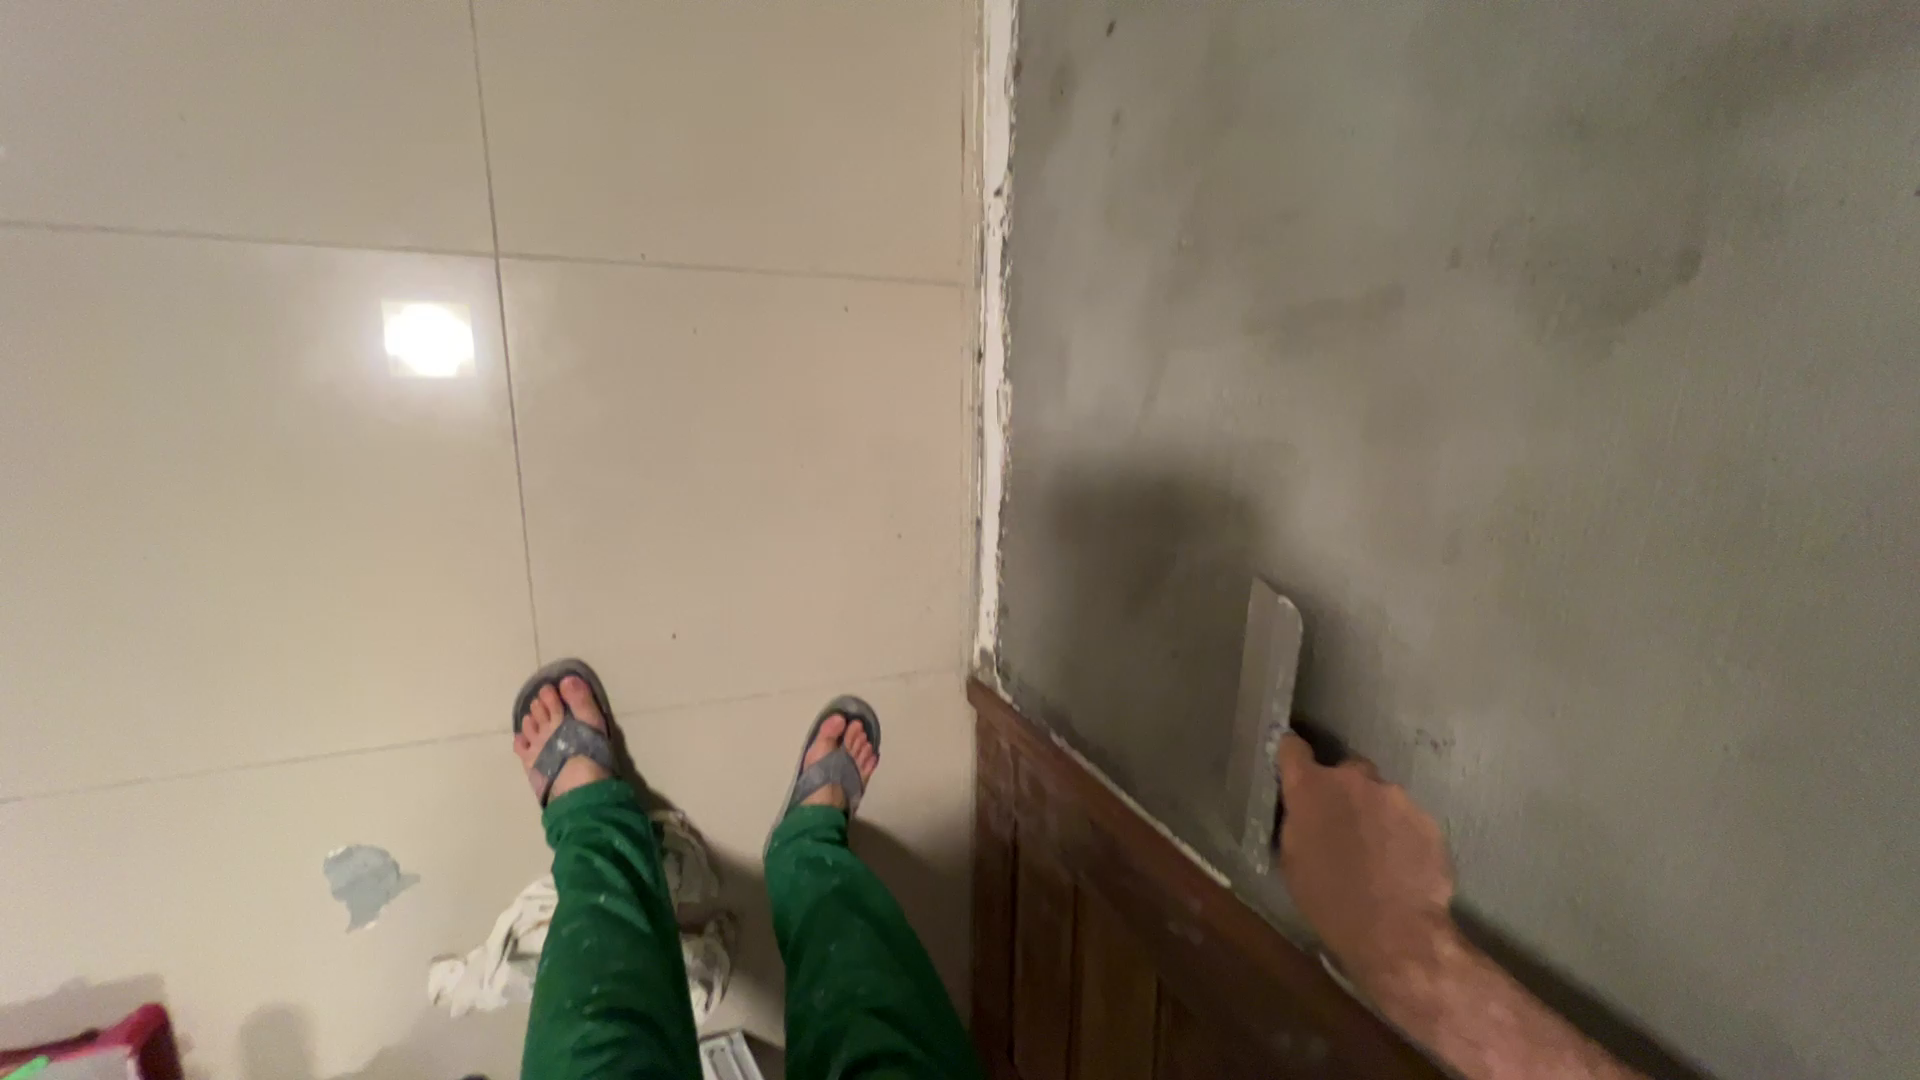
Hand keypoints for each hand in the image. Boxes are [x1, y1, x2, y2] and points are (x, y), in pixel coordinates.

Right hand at [1275, 733, 1454, 984]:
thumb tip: (1304, 808)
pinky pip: (1407, 817)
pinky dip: (1401, 832)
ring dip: (1374, 812)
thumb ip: (1297, 819)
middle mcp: (1352, 780)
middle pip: (1345, 770)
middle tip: (1342, 822)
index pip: (1292, 747)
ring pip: (1379, 794)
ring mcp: (1394, 797)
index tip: (1293, 767)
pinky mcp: (1427, 819)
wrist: (1396, 932)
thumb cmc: (1328, 898)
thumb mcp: (1292, 857)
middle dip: (1342, 790)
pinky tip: (1401, 863)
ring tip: (1377, 849)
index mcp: (1311, 787)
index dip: (1291, 755)